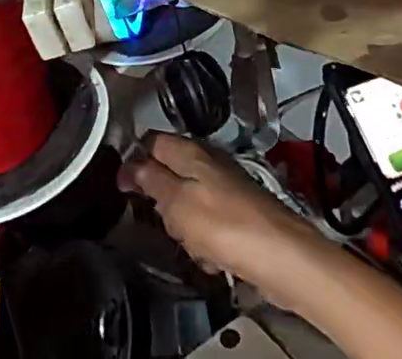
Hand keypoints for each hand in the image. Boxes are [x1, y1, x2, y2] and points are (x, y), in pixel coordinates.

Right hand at [120, 133, 327, 302]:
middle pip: (169, 177)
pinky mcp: (238, 216)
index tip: (121, 185)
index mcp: (192, 153)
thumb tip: (130, 162)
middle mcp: (209, 164)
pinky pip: (208, 230)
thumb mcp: (177, 202)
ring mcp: (226, 189)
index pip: (153, 142)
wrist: (279, 256)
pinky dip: (207, 247)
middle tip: (166, 223)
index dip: (134, 159)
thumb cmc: (223, 226)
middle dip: (161, 205)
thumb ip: (152, 180)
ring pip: (187, 207)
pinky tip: (214, 259)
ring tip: (194, 246)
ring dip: (184, 231)